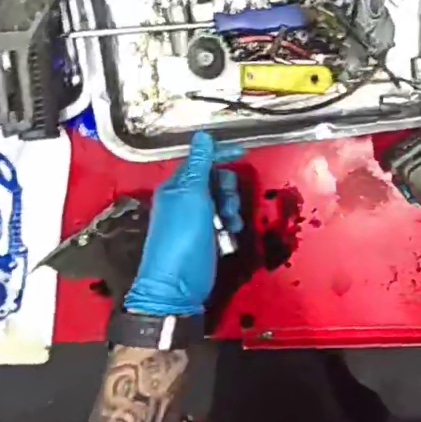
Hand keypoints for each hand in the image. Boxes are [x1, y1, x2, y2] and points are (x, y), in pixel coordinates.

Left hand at [125, 131, 245, 317]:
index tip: (243, 152)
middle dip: (228, 189)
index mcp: (177, 186)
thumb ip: (199, 165)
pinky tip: (231, 234)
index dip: (220, 154)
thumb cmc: (182, 239)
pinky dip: (231, 225)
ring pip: (223, 201)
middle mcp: (185, 200)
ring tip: (231, 223)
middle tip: (228, 204)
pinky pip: (224, 221)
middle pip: (215, 180)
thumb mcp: (192, 197)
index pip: (200, 160)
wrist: (177, 286)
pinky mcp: (207, 236)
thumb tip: (202, 135)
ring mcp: (196, 220)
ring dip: (232, 208)